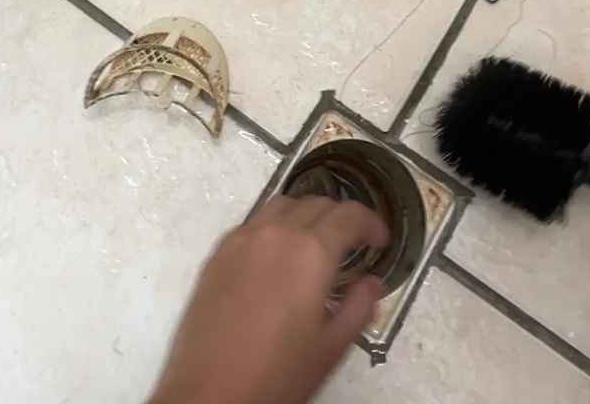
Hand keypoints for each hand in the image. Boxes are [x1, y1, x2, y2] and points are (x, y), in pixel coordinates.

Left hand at [148, 195, 388, 403]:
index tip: (380, 240)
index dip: (371, 222)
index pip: (349, 215)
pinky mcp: (218, 251)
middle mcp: (277, 232)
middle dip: (342, 219)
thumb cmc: (276, 375)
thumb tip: (372, 282)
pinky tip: (278, 257)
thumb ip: (358, 307)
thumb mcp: (331, 348)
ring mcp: (243, 237)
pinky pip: (254, 222)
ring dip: (307, 215)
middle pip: (318, 204)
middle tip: (354, 245)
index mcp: (311, 251)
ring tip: (316, 244)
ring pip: (284, 205)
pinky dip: (276, 226)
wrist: (209, 394)